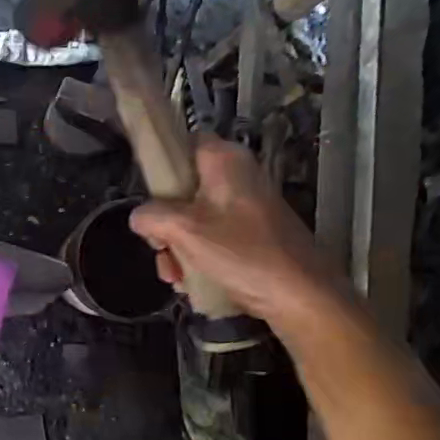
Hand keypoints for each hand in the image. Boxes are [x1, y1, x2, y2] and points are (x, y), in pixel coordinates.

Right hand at [129, 138, 341, 327]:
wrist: (300, 295)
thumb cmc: (242, 253)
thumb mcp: (185, 232)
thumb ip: (152, 217)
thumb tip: (139, 217)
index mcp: (224, 161)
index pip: (182, 144)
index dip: (160, 167)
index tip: (146, 197)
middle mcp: (238, 176)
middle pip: (184, 189)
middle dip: (165, 224)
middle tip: (160, 248)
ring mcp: (247, 207)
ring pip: (195, 219)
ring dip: (178, 248)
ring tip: (176, 276)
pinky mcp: (253, 235)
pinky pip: (214, 239)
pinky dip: (199, 258)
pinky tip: (192, 283)